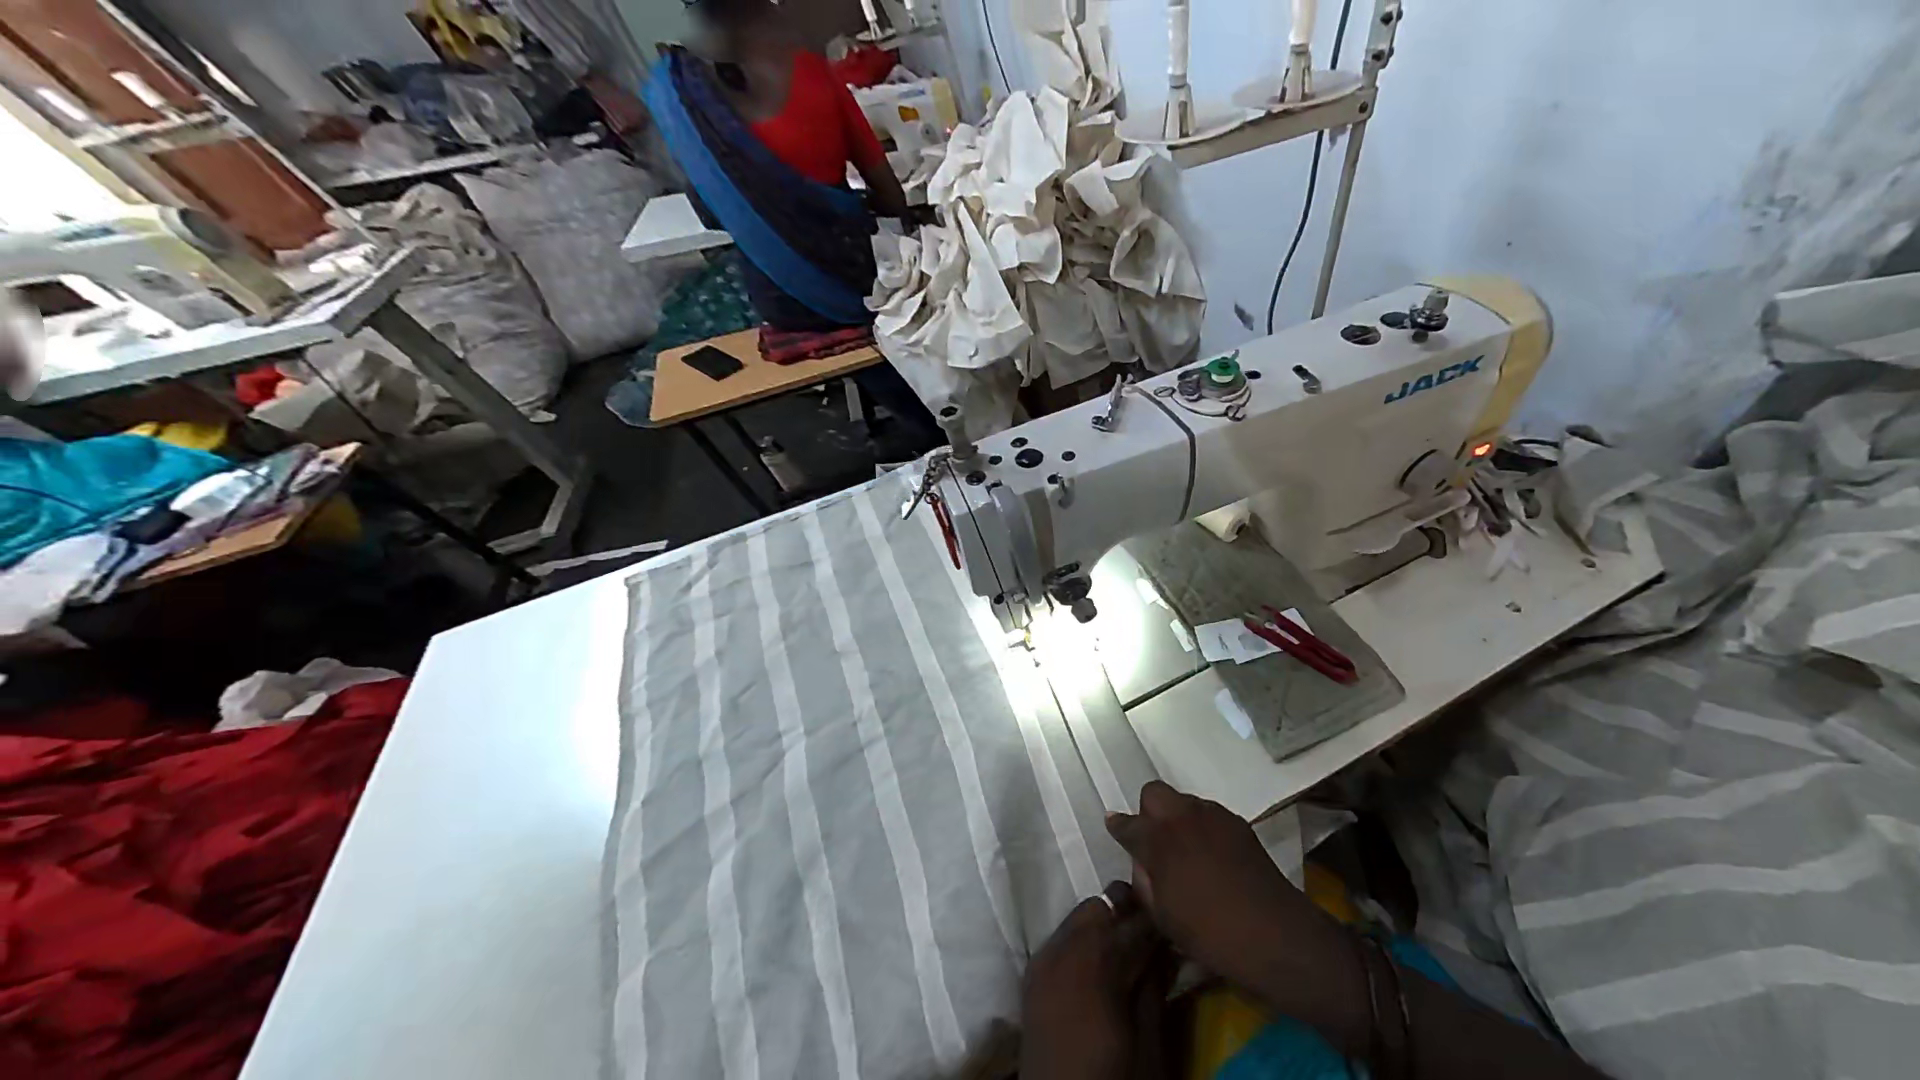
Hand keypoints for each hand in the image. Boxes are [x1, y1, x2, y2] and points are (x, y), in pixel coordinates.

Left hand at [1021, 881, 1171, 1079]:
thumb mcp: (1147, 1046)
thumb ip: (1153, 988)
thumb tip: (1167, 947)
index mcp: (1092, 964)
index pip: (1131, 920)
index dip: (1157, 918)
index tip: (1176, 921)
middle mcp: (1061, 950)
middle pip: (1099, 906)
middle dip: (1128, 912)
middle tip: (1154, 934)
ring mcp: (1041, 960)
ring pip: (1078, 918)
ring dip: (1105, 924)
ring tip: (1130, 950)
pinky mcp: (1031, 975)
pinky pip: (1062, 938)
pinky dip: (1084, 939)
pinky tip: (1102, 966)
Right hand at [1105, 782, 1364, 1040]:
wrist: (1274, 935)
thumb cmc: (1209, 933)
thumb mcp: (1162, 916)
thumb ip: (1144, 881)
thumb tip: (1142, 861)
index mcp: (1157, 840)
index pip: (1127, 823)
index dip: (1118, 827)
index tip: (1115, 829)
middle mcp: (1181, 817)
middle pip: (1154, 793)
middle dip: (1149, 811)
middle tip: (1156, 841)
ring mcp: (1213, 816)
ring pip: (1184, 801)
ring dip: (1178, 817)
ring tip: (1187, 849)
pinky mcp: (1238, 824)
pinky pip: (1209, 814)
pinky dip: (1204, 827)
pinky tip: (1212, 855)